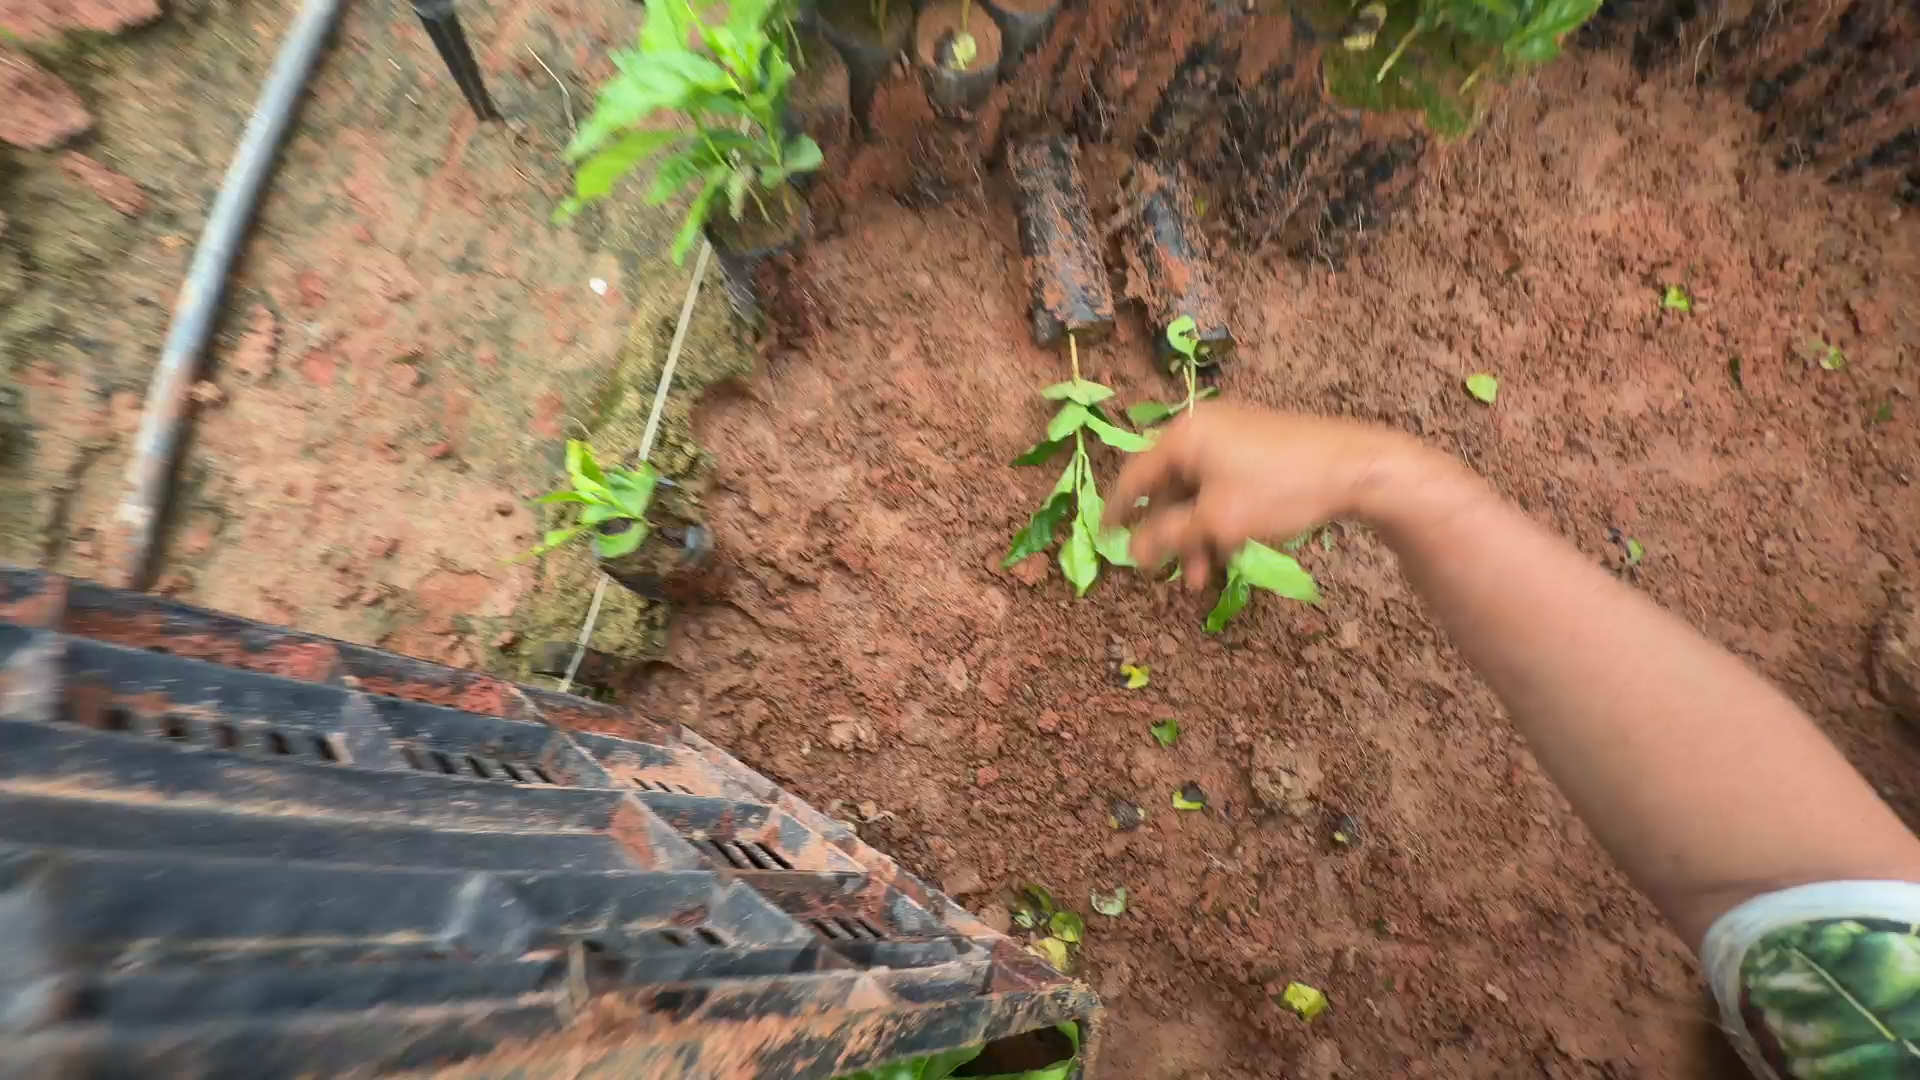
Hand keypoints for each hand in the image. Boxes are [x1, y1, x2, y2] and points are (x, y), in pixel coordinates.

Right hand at [1103, 405, 1437, 587]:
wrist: (1360, 467)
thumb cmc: (1280, 490)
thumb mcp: (1216, 521)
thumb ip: (1168, 537)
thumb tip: (1132, 553)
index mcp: (1183, 437)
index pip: (1135, 476)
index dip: (1118, 512)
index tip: (1105, 539)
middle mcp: (1201, 429)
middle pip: (1168, 489)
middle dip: (1167, 536)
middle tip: (1162, 571)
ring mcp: (1231, 436)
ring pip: (1196, 493)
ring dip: (1194, 537)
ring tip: (1200, 578)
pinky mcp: (1256, 447)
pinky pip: (1221, 486)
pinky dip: (1216, 520)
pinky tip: (1225, 553)